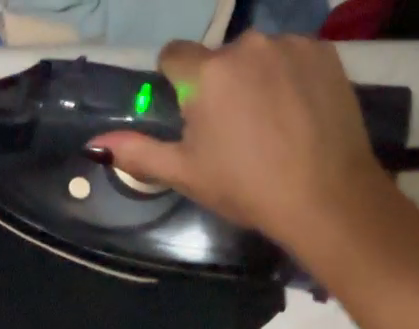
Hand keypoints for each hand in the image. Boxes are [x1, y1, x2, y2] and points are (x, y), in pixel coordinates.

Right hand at [91, 34, 389, 257]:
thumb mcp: (185, 174)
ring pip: (258, 56)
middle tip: (233, 133)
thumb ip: (138, 152)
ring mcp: (290, 44)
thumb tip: (93, 144)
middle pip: (219, 58)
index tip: (191, 116)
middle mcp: (246, 45)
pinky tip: (297, 115)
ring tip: (270, 125)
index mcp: (205, 73)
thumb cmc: (245, 187)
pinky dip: (290, 79)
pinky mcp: (325, 52)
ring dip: (256, 79)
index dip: (177, 84)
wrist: (324, 193)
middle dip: (219, 85)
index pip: (174, 55)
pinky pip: (294, 57)